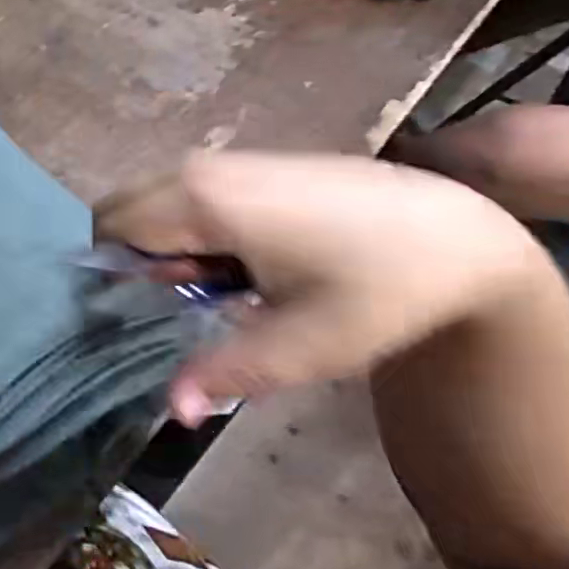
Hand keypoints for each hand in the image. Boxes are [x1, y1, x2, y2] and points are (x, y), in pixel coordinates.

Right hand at [93, 151, 556, 425]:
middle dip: (137, 256)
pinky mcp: (244, 159)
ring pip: (153, 199)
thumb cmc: (378, 289)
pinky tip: (249, 255)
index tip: (158, 309)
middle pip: (123, 209)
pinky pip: (183, 190)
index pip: (111, 228)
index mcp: (202, 202)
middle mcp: (199, 167)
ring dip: (166, 242)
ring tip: (227, 281)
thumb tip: (171, 410)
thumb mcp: (304, 345)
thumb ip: (225, 371)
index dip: (116, 274)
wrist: (456, 233)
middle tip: (194, 299)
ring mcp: (222, 157)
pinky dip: (189, 224)